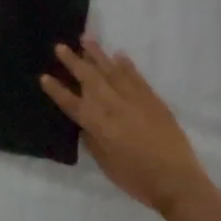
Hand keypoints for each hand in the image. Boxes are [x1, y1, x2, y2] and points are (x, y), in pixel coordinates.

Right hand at [41, 38, 213, 216]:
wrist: (177, 181)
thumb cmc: (137, 179)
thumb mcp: (107, 164)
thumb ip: (93, 140)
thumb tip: (84, 124)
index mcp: (98, 124)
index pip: (72, 102)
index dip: (57, 90)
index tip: (44, 76)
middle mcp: (112, 105)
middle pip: (89, 78)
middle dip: (73, 62)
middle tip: (60, 46)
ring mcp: (133, 98)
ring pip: (111, 70)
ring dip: (97, 54)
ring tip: (85, 39)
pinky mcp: (151, 98)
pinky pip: (135, 76)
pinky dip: (126, 64)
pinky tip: (118, 55)